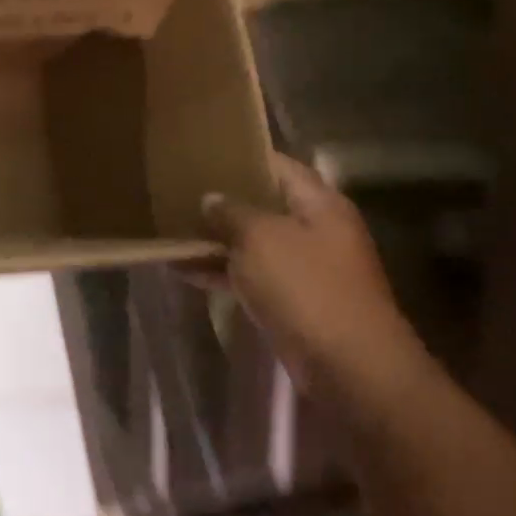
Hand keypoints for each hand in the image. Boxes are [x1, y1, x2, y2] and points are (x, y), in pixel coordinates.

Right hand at [197, 154, 429, 395]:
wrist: (347, 364)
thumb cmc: (306, 287)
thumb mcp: (260, 238)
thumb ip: (231, 212)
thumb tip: (211, 199)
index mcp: (320, 205)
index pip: (279, 166)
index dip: (242, 155)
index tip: (200, 151)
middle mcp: (316, 230)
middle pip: (263, 204)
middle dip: (222, 200)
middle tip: (175, 189)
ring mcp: (305, 267)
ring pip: (251, 242)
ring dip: (214, 238)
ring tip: (168, 228)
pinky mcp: (291, 299)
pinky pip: (248, 275)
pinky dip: (218, 271)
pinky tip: (180, 269)